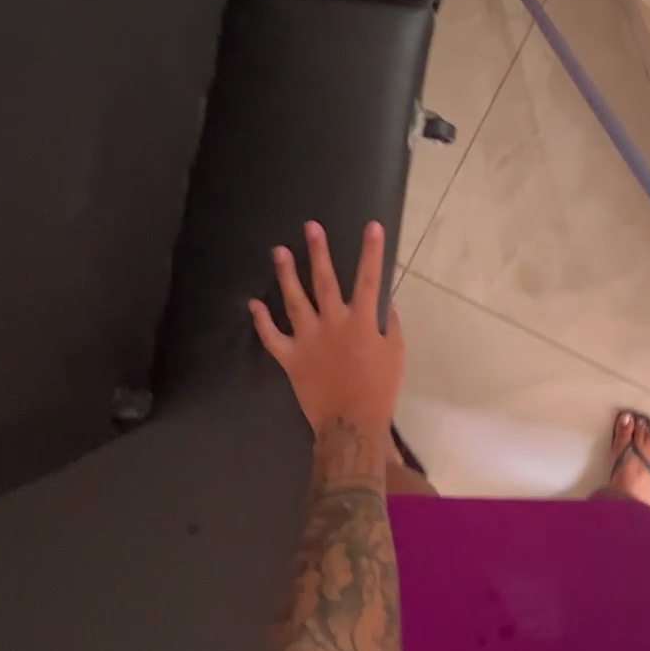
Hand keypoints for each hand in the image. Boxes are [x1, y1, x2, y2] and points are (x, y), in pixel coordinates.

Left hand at [250, 220, 403, 439]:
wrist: (351, 424)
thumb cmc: (379, 388)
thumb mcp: (396, 354)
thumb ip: (391, 325)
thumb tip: (386, 303)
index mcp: (362, 321)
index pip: (369, 278)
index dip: (371, 251)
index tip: (372, 226)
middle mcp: (333, 323)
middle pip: (325, 280)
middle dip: (318, 252)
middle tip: (311, 227)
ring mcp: (308, 339)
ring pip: (294, 301)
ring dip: (286, 275)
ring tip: (279, 252)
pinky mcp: (290, 358)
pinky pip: (272, 337)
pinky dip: (261, 321)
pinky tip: (253, 304)